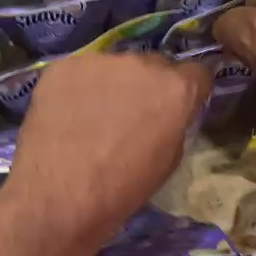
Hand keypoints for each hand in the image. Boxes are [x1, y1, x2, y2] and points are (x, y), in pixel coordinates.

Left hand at [0, 52, 210, 253]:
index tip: (176, 108)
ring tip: (91, 118)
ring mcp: (99, 61)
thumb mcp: (168, 162)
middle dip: (146, 86)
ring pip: (113, 68)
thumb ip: (173, 125)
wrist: (60, 194)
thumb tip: (166, 116)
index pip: (196, 73)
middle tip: (129, 116)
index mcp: (176, 88)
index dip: (187, 91)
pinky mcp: (62, 66)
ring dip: (110, 85)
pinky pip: (78, 73)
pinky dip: (76, 89)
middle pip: (153, 66)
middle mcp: (141, 63)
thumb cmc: (121, 188)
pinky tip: (65, 116)